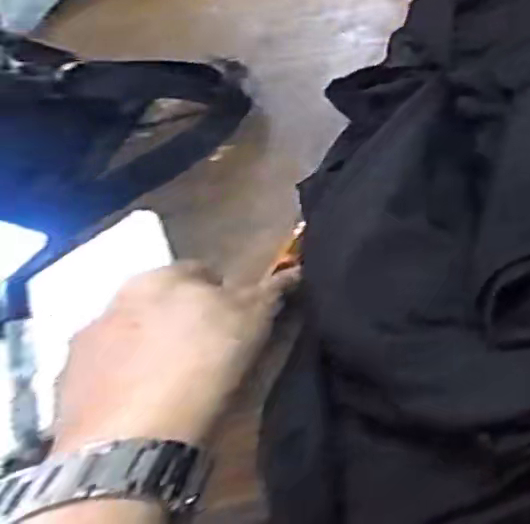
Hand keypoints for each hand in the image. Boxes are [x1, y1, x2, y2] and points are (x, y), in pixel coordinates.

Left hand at [51, 263, 297, 452]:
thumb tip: (292, 272)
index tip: (243, 310)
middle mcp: (107, 307)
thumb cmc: (206, 354)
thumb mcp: (259, 312)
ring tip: (188, 370)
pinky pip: (111, 373)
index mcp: (154, 279)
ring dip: (157, 347)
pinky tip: (158, 393)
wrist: (135, 433)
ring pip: (134, 338)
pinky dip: (133, 377)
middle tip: (219, 338)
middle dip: (186, 316)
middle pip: (161, 304)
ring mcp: (78, 352)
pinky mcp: (63, 393)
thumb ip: (275, 286)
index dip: (227, 288)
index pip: (200, 270)